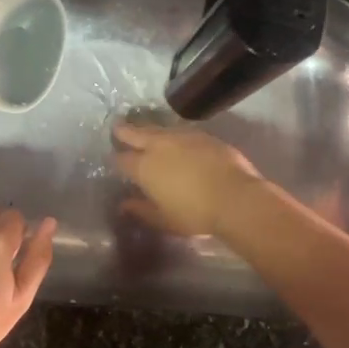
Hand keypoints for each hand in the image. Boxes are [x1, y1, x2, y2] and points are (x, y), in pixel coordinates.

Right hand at [113, 123, 264, 236]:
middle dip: (125, 131)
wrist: (234, 196)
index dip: (116, 159)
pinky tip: (174, 138)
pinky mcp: (201, 134)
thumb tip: (124, 205)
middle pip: (136, 133)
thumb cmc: (195, 214)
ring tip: (144, 131)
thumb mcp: (164, 220)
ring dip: (148, 130)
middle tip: (117, 127)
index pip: (122, 159)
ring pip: (158, 128)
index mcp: (144, 167)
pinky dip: (172, 134)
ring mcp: (181, 136)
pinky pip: (180, 131)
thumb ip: (142, 210)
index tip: (114, 158)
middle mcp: (159, 145)